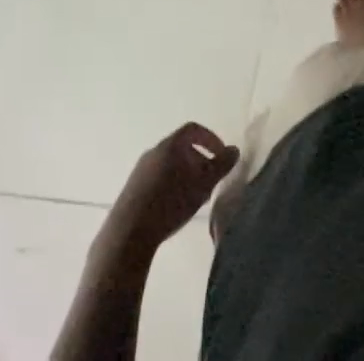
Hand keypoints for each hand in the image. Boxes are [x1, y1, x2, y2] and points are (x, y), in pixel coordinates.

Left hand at [99, 123, 237, 256]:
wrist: (129, 233)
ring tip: (196, 196)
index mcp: (170, 146)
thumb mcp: (203, 184)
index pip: (193, 129)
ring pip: (170, 163)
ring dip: (187, 174)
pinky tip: (177, 205)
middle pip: (182, 147)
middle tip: (211, 181)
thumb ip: (221, 165)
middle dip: (201, 160)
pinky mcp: (133, 187)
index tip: (221, 156)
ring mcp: (140, 169)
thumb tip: (234, 149)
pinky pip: (158, 176)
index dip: (211, 139)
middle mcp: (153, 151)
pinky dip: (173, 182)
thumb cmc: (171, 203)